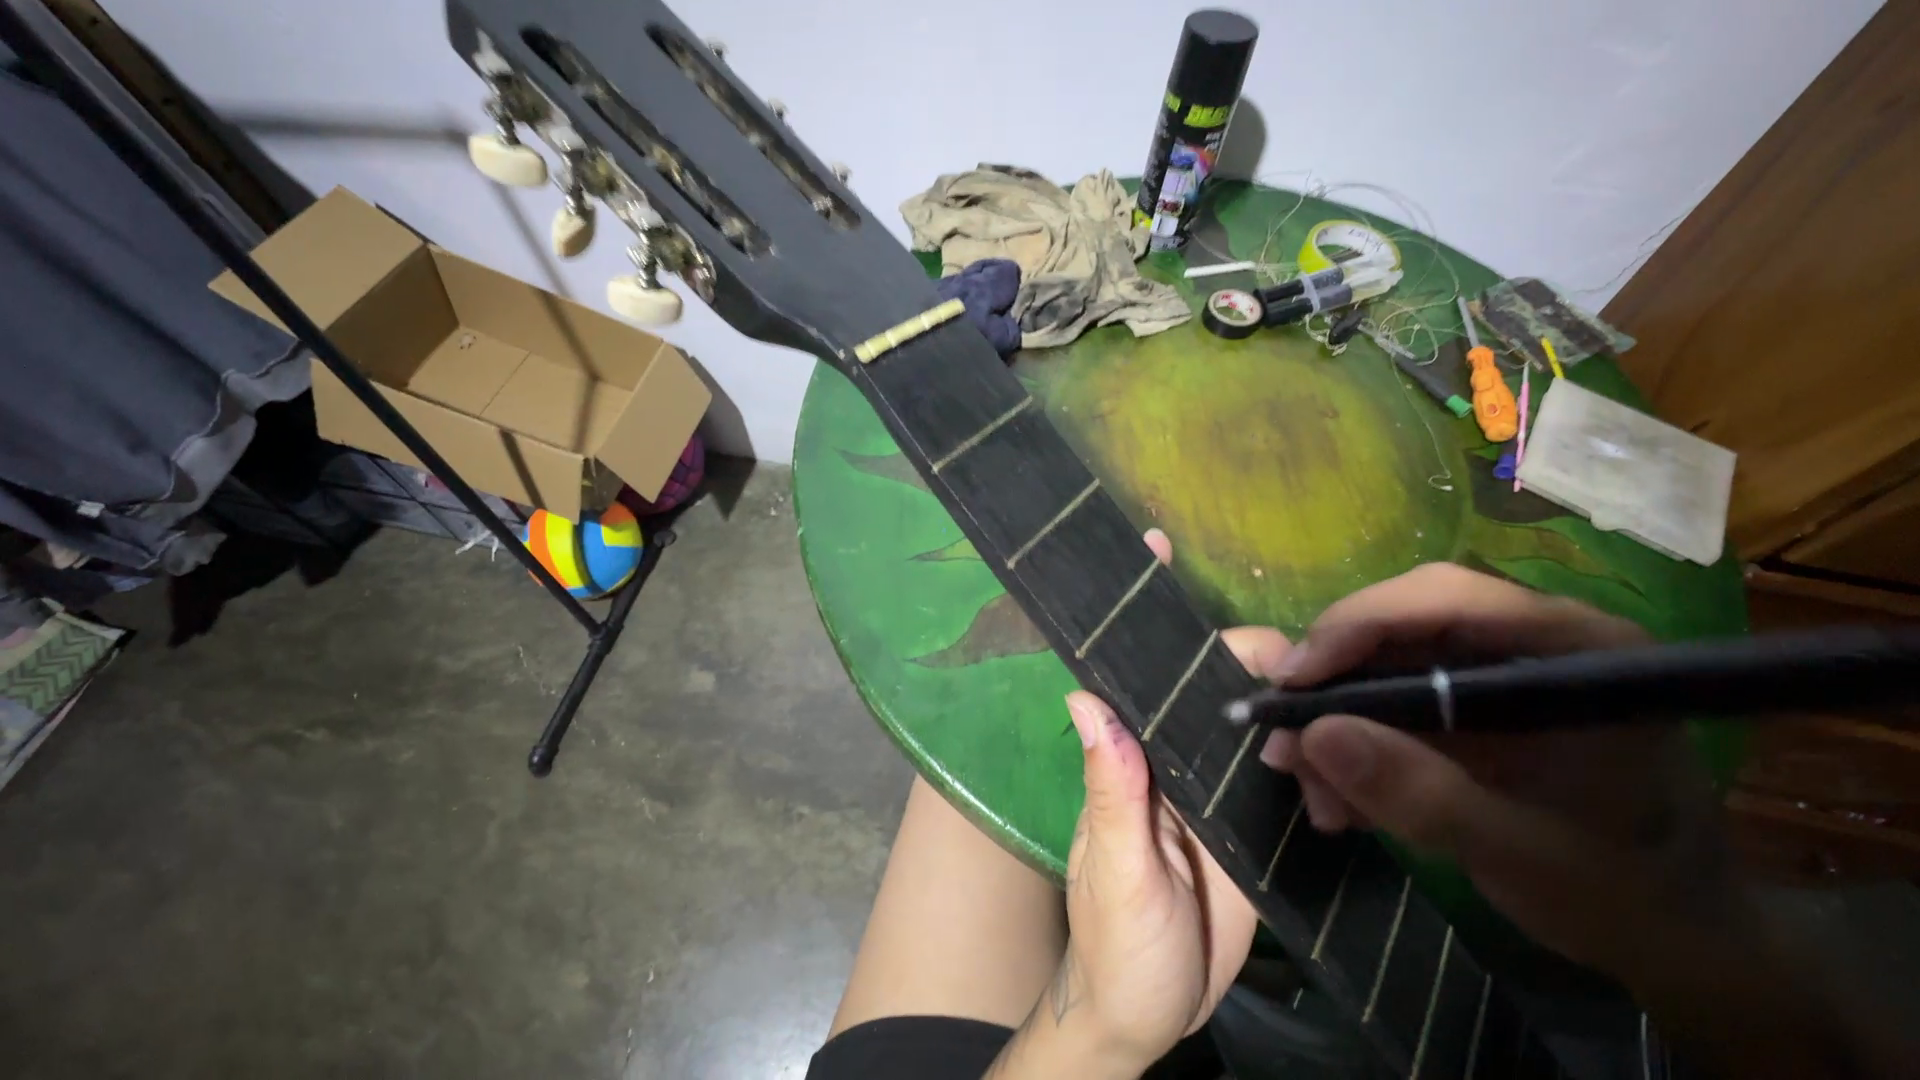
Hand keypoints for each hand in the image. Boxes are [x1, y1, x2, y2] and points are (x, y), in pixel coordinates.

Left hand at [989, 530, 1278, 1077]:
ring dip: (1299, 712)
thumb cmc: (1119, 947)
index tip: (1154, 544)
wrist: (1152, 1017)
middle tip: (1296, 679)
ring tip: (1332, 739)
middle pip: (1214, 683)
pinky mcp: (1260, 825)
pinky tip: (1347, 778)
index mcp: (1134, 757)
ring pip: (1261, 721)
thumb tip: (1086, 697)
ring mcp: (1222, 790)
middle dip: (1256, 661)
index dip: (1146, 609)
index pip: (1139, 672)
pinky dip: (1322, 765)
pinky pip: (1293, 776)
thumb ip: (1111, 789)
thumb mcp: (1117, 871)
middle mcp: (1177, 758)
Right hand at [1257, 561, 1723, 974]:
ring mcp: (1490, 677)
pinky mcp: (1463, 710)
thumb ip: (1424, 796)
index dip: (1360, 625)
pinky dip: (1348, 749)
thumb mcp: (1524, 855)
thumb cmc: (1624, 890)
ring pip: (1379, 668)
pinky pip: (1384, 708)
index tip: (1294, 680)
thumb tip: (1313, 735)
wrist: (1668, 933)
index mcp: (1574, 650)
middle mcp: (1525, 644)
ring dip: (1331, 724)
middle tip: (1281, 740)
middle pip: (1399, 627)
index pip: (1449, 598)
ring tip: (1305, 789)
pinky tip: (1336, 802)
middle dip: (1331, 684)